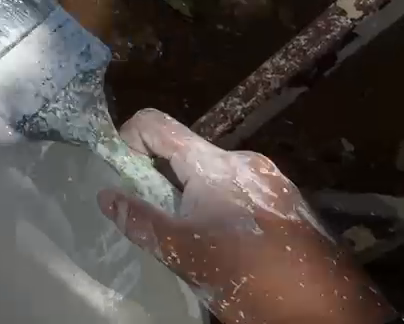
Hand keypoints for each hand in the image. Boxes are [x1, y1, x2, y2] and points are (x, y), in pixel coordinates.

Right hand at [97, 110, 392, 323]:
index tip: (123, 171)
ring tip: (197, 236)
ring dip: (195, 195)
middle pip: (186, 151)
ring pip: (216, 175)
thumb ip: (141, 221)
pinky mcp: (298, 210)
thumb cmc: (254, 280)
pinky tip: (234, 249)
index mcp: (215, 164)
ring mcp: (277, 186)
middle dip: (163, 176)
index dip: (128, 137)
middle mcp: (246, 163)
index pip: (154, 123)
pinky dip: (226, 209)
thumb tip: (105, 196)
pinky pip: (244, 194)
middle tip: (159, 213)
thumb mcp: (185, 255)